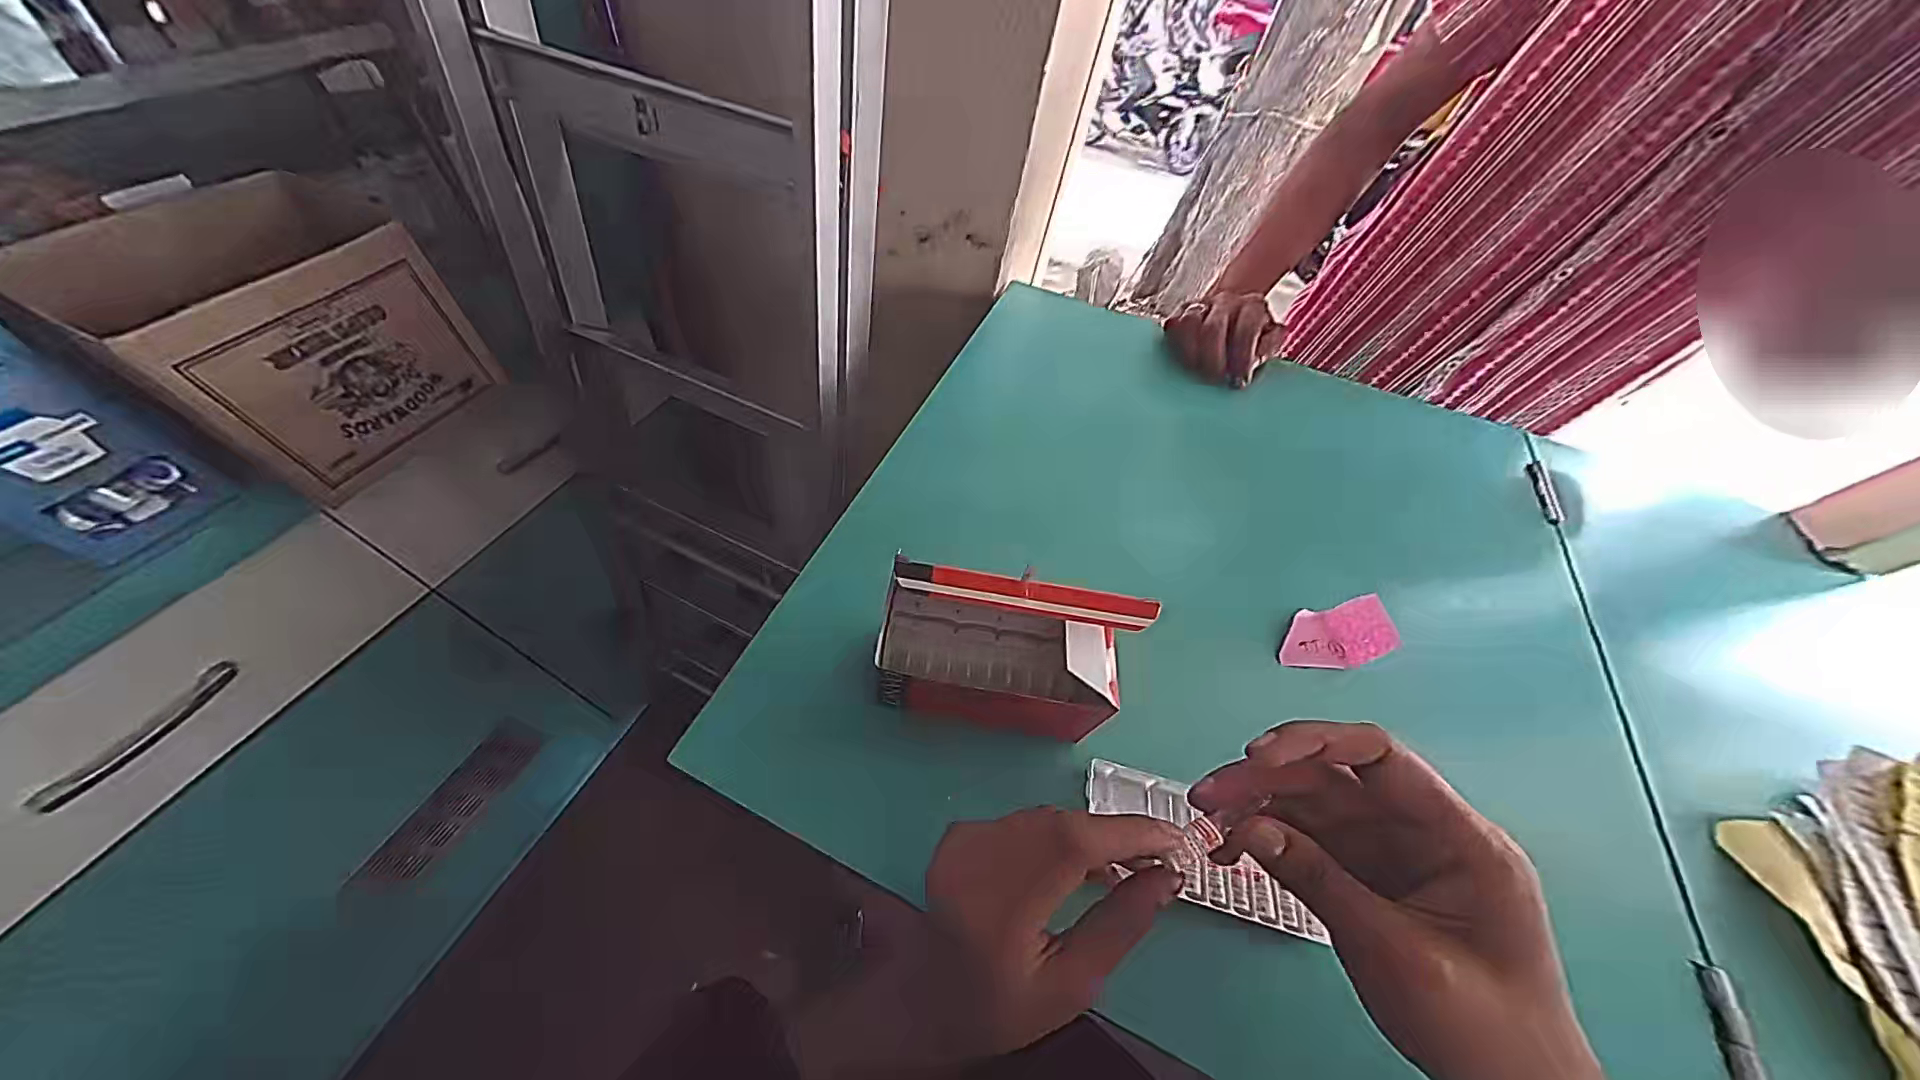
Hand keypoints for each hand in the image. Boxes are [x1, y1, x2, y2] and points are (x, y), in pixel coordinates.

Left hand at [789, 808, 1183, 1078]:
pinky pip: (1022, 821)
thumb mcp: (1072, 984)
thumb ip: (1121, 925)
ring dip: (1085, 834)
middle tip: (1153, 857)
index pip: (1070, 846)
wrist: (929, 1000)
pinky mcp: (956, 834)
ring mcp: (959, 843)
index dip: (1126, 834)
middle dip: (1113, 834)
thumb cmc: (1004, 1006)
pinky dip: (1055, 833)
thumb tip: (1167, 877)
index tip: (1172, 839)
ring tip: (1116, 867)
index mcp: (997, 910)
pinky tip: (1071, 863)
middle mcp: (971, 863)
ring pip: (1042, 817)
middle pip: (1058, 823)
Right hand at [1163, 292, 1281, 388]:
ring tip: (1196, 373)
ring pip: (1188, 323)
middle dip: (1212, 360)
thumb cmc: (1251, 336)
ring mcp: (1200, 306)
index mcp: (1253, 306)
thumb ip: (1265, 350)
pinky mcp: (1178, 315)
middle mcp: (1226, 301)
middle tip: (1214, 380)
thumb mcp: (1269, 340)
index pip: (1246, 328)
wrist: (1233, 314)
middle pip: (1213, 328)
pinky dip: (1175, 346)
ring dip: (1191, 354)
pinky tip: (1183, 363)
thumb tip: (1252, 364)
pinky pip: (1172, 327)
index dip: (1242, 357)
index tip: (1238, 380)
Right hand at [1188, 721, 1605, 1079]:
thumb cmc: (1490, 1033)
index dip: (1315, 742)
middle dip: (1264, 779)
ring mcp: (1386, 850)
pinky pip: (1301, 837)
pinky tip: (1234, 848)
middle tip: (1212, 794)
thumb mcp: (1399, 956)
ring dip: (1253, 805)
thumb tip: (1253, 829)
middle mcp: (1418, 831)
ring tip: (1211, 823)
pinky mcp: (1360, 872)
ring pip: (1307, 802)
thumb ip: (1322, 884)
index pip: (1379, 756)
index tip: (1261, 754)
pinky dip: (1262, 837)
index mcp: (1458, 837)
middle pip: (1329, 776)